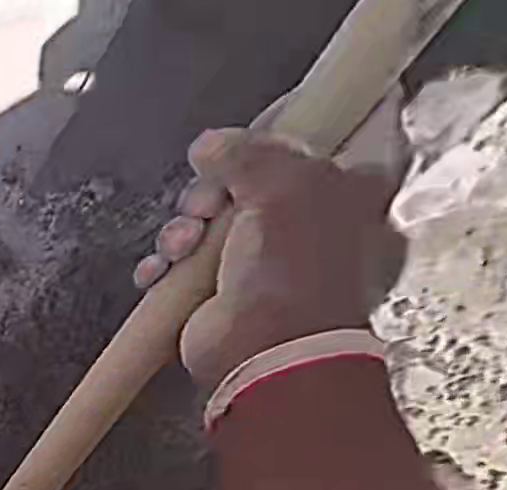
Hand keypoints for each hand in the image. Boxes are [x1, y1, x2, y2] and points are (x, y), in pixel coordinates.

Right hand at [133, 95, 406, 389]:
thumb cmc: (294, 269)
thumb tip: (208, 144)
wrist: (262, 351)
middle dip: (211, 191)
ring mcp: (256, 256)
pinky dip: (161, 267)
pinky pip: (178, 265)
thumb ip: (250, 156)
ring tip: (177, 249)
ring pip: (206, 221)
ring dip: (179, 232)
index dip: (291, 120)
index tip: (253, 129)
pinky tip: (156, 274)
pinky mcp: (213, 290)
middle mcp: (306, 215)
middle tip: (204, 208)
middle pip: (248, 176)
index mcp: (350, 182)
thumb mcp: (287, 191)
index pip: (334, 124)